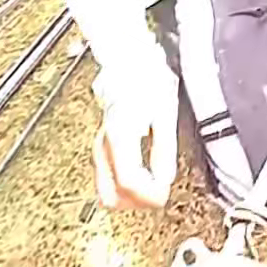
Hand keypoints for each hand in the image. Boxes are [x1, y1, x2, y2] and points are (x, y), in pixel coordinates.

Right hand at [95, 86, 177, 209]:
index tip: (164, 196)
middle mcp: (104, 146)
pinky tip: (143, 178)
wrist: (131, 63)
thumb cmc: (150, 81)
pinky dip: (124, 186)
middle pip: (111, 193)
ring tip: (154, 190)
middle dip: (137, 203)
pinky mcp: (103, 145)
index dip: (147, 194)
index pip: (129, 180)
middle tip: (160, 197)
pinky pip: (108, 177)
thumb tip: (166, 178)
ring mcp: (100, 147)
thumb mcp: (166, 111)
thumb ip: (165, 146)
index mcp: (121, 135)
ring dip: (130, 198)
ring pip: (106, 189)